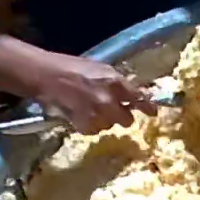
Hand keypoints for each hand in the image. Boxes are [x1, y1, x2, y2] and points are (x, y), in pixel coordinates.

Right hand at [28, 53, 149, 132]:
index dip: (147, 107)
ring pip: (110, 126)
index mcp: (115, 82)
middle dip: (122, 116)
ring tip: (90, 108)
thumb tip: (134, 95)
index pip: (139, 99)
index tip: (153, 113)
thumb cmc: (73, 68)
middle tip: (112, 109)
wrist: (47, 76)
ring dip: (104, 120)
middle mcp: (109, 101)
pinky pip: (95, 131)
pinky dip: (90, 124)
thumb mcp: (101, 68)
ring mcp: (96, 115)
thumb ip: (119, 83)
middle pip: (127, 120)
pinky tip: (82, 113)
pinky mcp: (84, 126)